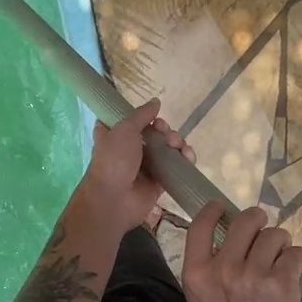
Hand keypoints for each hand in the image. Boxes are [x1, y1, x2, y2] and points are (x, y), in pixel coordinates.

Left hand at [67, 98, 193, 234]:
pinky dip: (184, 160)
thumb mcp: (124, 128)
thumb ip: (141, 114)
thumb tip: (156, 102)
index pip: (130, 121)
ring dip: (176, 143)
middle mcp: (129, 151)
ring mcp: (144, 167)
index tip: (151, 116)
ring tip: (176, 145)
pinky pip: (175, 168)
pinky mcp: (158, 182)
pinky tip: (187, 157)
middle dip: (164, 130)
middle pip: (154, 134)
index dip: (143, 116)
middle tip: (165, 133)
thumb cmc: (113, 160)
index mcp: (115, 136)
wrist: (114, 199)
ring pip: (166, 149)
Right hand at [181, 201, 301, 301]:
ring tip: (278, 269)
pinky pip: (296, 253)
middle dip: (259, 225)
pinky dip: (297, 262)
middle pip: (245, 219)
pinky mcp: (284, 282)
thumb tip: (226, 245)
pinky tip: (292, 280)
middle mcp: (221, 270)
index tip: (224, 210)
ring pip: (275, 235)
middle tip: (264, 242)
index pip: (201, 225)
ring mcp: (253, 274)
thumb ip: (209, 277)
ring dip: (281, 247)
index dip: (216, 210)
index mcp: (194, 277)